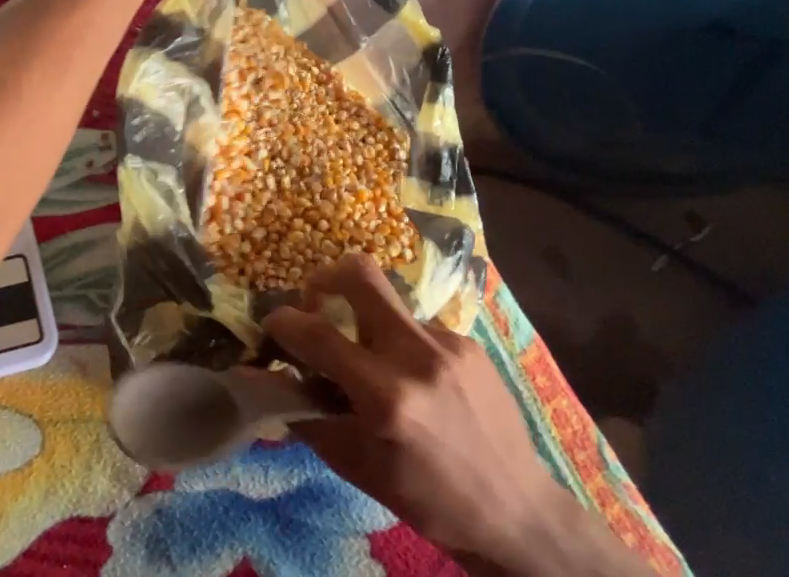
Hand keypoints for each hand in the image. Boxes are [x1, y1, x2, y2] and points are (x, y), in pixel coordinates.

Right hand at [265, 256, 653, 576]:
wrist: (518, 513)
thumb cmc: (428, 500)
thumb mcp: (355, 466)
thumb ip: (309, 416)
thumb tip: (270, 381)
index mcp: (385, 396)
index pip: (317, 334)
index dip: (283, 321)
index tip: (272, 325)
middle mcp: (417, 356)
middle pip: (360, 275)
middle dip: (324, 278)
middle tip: (314, 301)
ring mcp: (449, 345)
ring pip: (389, 305)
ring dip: (367, 324)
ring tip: (373, 364)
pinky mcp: (470, 345)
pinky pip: (418, 329)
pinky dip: (402, 346)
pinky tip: (413, 381)